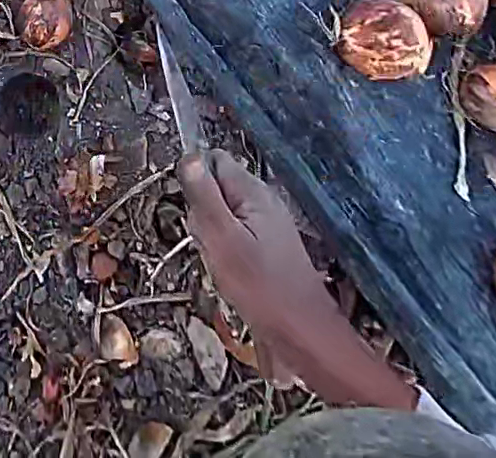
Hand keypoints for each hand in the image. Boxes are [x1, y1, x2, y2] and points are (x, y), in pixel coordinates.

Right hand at [179, 150, 416, 408]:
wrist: (305, 337)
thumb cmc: (262, 288)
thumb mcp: (222, 238)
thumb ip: (203, 195)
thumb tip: (189, 157)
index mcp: (254, 191)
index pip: (214, 160)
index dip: (196, 181)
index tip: (195, 213)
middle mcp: (263, 200)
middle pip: (216, 189)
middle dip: (203, 214)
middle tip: (211, 244)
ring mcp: (268, 224)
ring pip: (222, 215)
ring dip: (213, 237)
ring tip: (222, 263)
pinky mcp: (268, 247)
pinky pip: (234, 236)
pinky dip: (226, 252)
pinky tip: (232, 274)